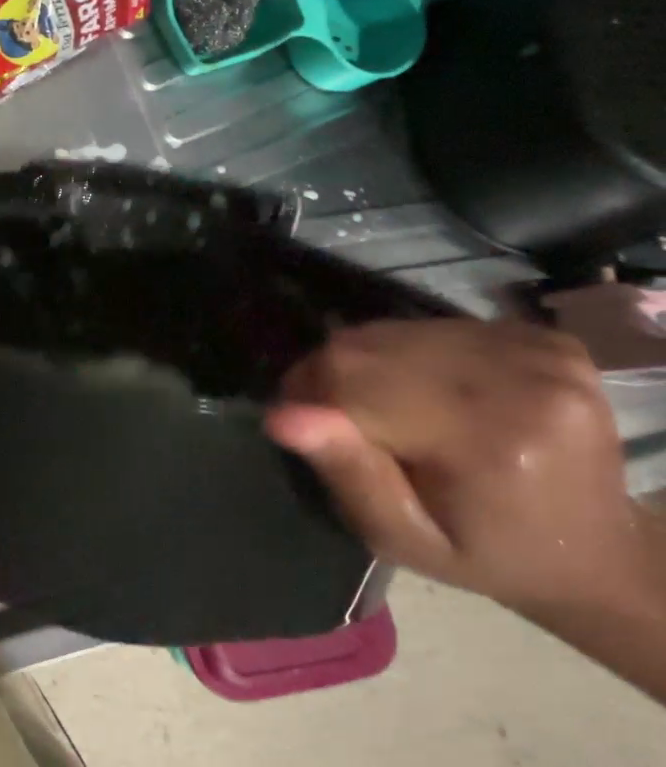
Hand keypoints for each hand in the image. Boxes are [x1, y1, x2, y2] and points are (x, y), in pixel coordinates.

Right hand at [265, 320, 653, 616]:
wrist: (596, 549)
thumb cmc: (485, 553)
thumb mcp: (400, 539)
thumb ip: (348, 474)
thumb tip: (283, 416)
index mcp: (491, 439)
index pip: (350, 378)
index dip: (308, 396)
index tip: (307, 432)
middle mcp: (523, 381)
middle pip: (367, 347)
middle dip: (332, 379)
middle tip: (340, 425)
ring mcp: (541, 353)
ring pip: (392, 331)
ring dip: (369, 366)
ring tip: (386, 411)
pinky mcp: (547, 338)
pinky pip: (432, 327)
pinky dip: (410, 356)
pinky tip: (431, 394)